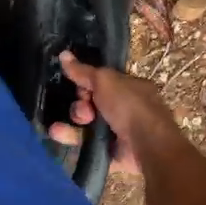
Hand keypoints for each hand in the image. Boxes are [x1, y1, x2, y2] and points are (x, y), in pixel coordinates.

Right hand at [48, 50, 183, 174]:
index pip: (101, 82)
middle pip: (90, 102)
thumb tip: (63, 54)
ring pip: (86, 122)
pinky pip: (86, 141)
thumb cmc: (130, 106)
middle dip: (80, 105)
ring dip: (73, 121)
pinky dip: (72, 137)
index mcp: (131, 88)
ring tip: (69, 125)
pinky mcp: (111, 150)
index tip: (81, 87)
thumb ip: (82, 70)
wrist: (148, 146)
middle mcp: (126, 109)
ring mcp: (119, 131)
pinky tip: (57, 133)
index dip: (86, 83)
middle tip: (84, 111)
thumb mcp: (105, 80)